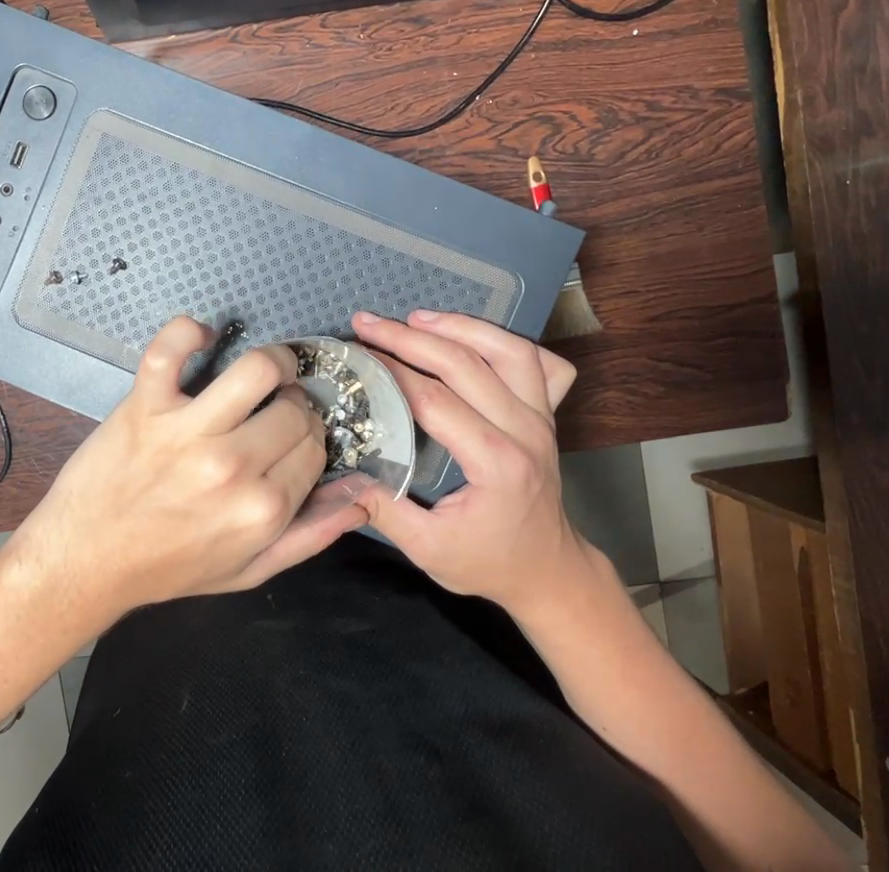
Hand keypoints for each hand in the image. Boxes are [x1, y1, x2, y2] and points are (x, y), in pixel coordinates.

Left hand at [10, 317, 369, 619]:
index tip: (290, 439)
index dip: (308, 439)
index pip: (315, 447)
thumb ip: (312, 535)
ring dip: (273, 361)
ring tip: (264, 372)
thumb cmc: (168, 568)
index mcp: (264, 508)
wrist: (86, 562)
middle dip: (293, 407)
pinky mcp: (145, 406)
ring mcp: (187, 431)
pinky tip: (201, 336)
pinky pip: (171, 348)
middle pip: (294, 409)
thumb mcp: (249, 570)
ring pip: (257, 369)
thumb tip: (364, 497)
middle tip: (271, 414)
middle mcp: (232, 466)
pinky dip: (188, 331)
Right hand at [348, 309, 591, 616]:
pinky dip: (508, 344)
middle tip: (367, 322)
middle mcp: (525, 431)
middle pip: (466, 364)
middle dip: (410, 337)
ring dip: (460, 326)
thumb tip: (340, 479)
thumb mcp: (430, 550)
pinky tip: (475, 339)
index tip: (357, 353)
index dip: (392, 371)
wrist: (549, 571)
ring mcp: (543, 419)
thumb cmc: (488, 563)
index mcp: (495, 462)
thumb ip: (385, 512)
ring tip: (415, 317)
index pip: (435, 400)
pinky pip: (542, 364)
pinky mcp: (548, 416)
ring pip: (510, 350)